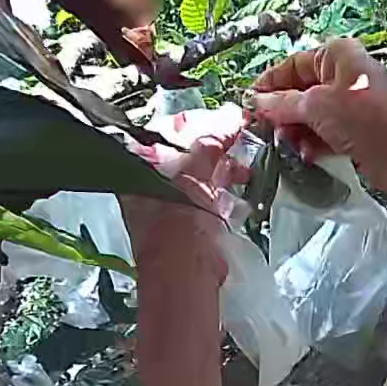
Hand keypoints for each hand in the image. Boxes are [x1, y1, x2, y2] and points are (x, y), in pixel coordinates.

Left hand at [122, 130, 248, 287]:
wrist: (185, 270)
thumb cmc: (179, 220)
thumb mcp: (195, 171)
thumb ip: (211, 141)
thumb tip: (230, 116)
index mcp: (141, 164)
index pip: (169, 131)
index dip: (199, 122)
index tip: (227, 120)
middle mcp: (150, 183)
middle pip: (186, 154)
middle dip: (216, 148)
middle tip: (241, 142)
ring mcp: (170, 205)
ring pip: (200, 178)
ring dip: (224, 172)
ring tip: (245, 173)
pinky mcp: (189, 224)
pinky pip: (208, 200)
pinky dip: (224, 194)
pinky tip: (240, 193)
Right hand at [249, 38, 386, 196]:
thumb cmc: (370, 121)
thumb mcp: (320, 106)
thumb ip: (284, 104)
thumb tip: (257, 102)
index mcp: (336, 56)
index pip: (292, 65)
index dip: (269, 84)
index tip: (249, 104)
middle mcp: (343, 77)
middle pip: (299, 92)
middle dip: (282, 113)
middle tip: (264, 132)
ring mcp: (349, 107)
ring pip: (310, 117)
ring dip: (296, 133)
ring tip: (286, 147)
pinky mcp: (354, 133)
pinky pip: (324, 135)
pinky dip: (313, 145)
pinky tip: (305, 156)